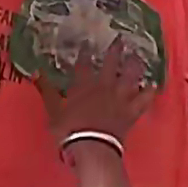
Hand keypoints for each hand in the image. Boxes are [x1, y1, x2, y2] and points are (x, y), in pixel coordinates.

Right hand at [40, 42, 156, 156]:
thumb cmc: (70, 129)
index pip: (84, 63)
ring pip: (130, 77)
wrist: (92, 147)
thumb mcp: (54, 109)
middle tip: (121, 39)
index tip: (87, 41)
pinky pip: (143, 100)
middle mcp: (104, 86)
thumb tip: (34, 71)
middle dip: (115, 50)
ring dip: (135, 66)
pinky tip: (153, 85)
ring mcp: (120, 98)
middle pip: (111, 64)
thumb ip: (46, 89)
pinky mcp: (131, 111)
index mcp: (84, 84)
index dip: (85, 51)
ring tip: (139, 56)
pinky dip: (149, 93)